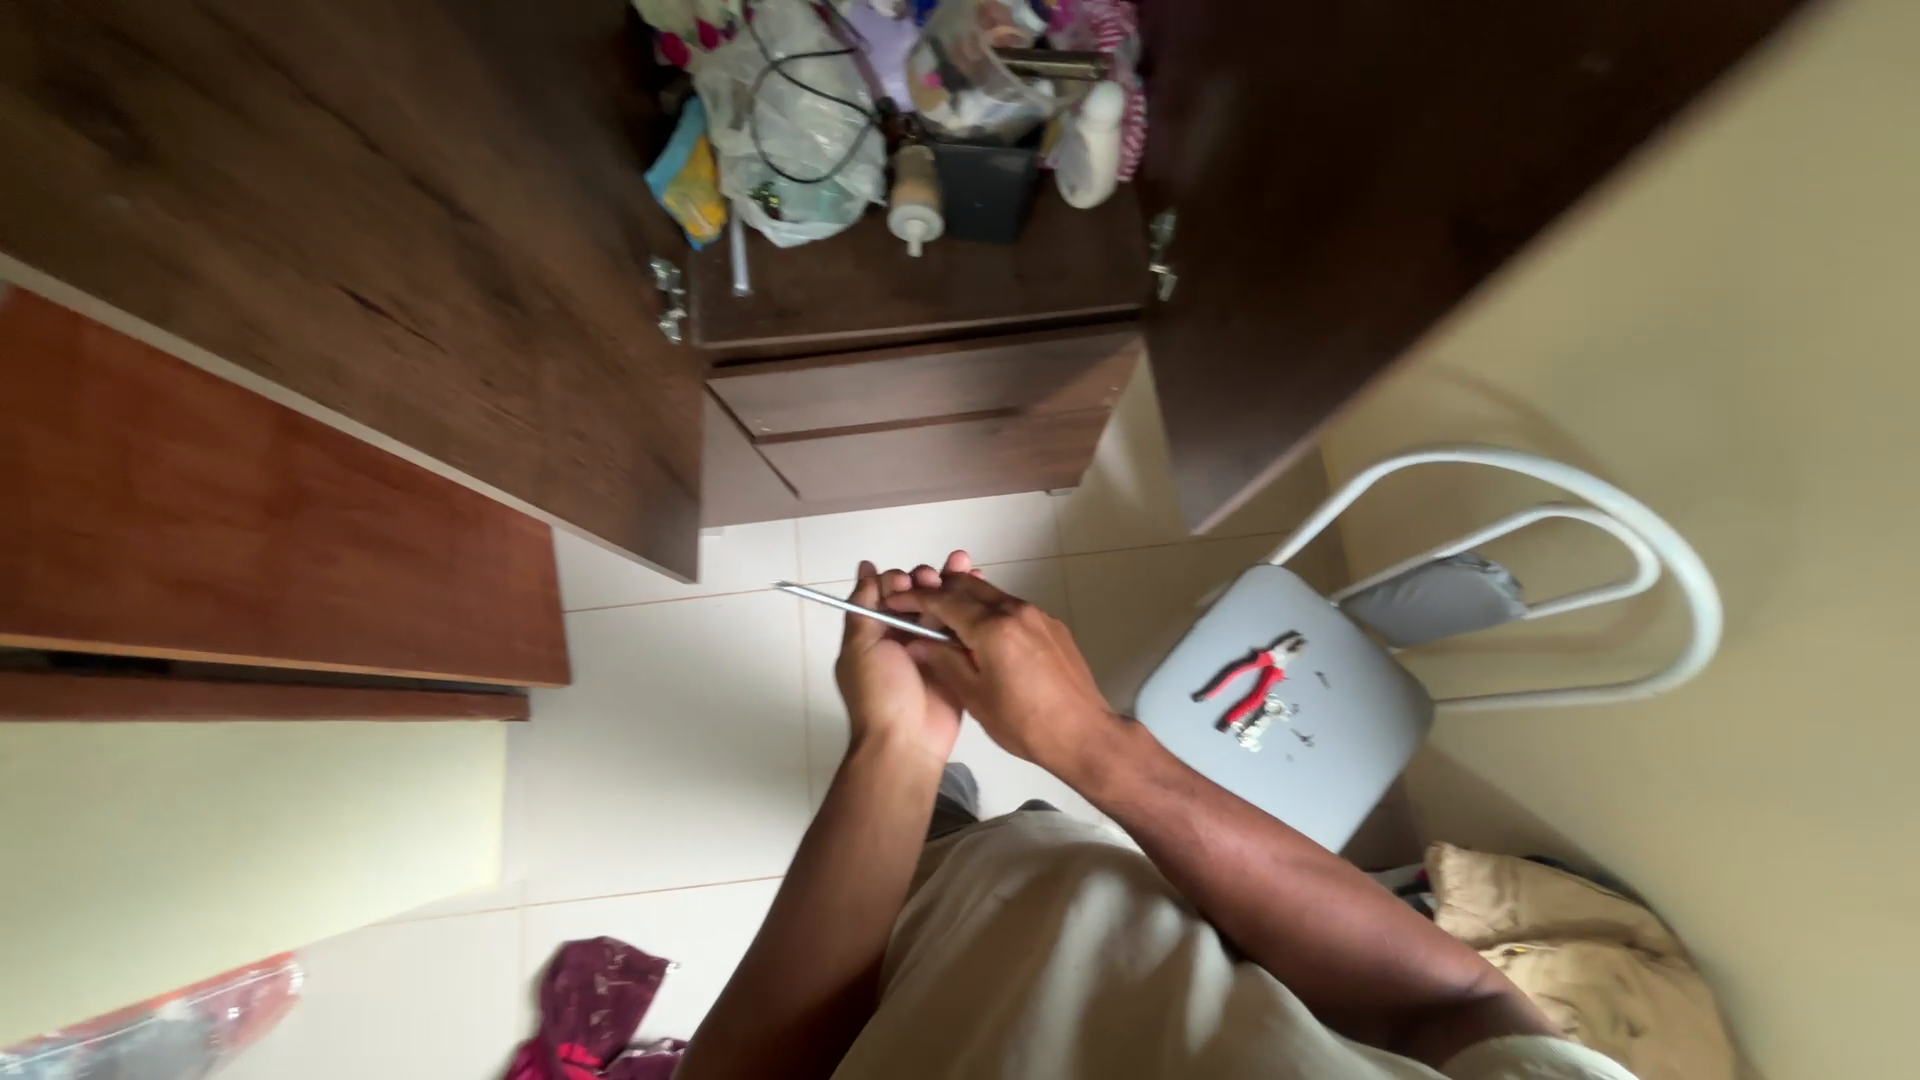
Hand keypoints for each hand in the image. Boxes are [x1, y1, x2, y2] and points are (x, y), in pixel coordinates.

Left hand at [833, 554, 970, 772]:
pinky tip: (981, 588)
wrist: (907, 743)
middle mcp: (903, 637)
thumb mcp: (860, 647)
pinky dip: (972, 610)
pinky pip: (964, 630)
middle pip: (919, 598)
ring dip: (952, 588)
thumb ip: (863, 606)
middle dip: (928, 581)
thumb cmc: (878, 694)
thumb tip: (865, 567)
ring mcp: (932, 648)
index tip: (908, 582)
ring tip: (966, 567)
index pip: (889, 593)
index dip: (899, 582)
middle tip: (936, 578)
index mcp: (876, 632)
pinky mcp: (957, 661)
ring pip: (943, 610)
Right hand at [885, 567, 1117, 774]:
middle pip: (969, 587)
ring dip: (966, 600)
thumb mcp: (975, 697)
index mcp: (993, 627)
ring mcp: (1038, 616)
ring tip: (947, 620)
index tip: (895, 602)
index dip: (915, 599)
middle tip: (917, 604)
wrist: (1084, 734)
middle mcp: (1016, 610)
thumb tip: (915, 641)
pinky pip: (1013, 609)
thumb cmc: (1024, 724)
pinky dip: (991, 612)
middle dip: (939, 591)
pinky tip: (984, 636)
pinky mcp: (1053, 626)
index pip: (944, 601)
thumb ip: (944, 662)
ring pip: (993, 595)